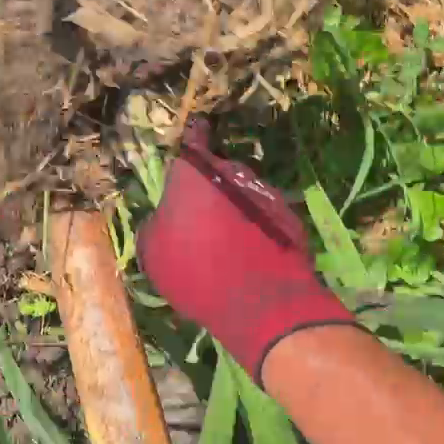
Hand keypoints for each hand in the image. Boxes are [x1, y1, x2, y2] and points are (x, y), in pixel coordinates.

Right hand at [138, 117, 355, 379]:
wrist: (263, 304)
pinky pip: (264, 216)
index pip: (192, 140)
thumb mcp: (153, 252)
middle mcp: (232, 172)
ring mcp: (266, 194)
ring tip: (225, 240)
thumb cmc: (194, 272)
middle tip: (198, 214)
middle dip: (208, 186)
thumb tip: (162, 218)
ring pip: (242, 192)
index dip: (191, 140)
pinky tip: (248, 254)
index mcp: (193, 173)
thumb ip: (155, 224)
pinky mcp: (291, 218)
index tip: (192, 139)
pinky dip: (256, 228)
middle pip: (217, 170)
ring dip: (233, 208)